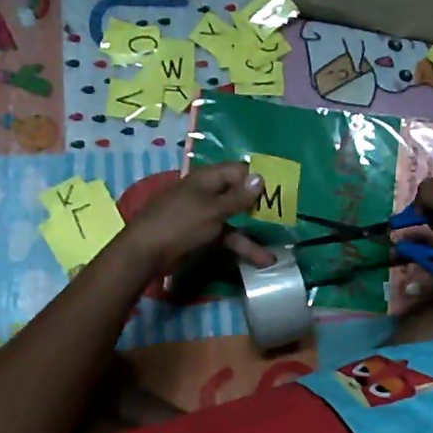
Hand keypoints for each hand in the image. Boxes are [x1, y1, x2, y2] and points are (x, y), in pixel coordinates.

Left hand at [116, 163, 275, 274]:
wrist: (146, 253)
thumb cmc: (179, 224)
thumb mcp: (212, 210)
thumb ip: (238, 197)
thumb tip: (260, 176)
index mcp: (208, 179)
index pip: (239, 171)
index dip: (258, 179)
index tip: (280, 192)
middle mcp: (208, 194)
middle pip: (240, 196)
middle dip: (262, 208)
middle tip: (286, 218)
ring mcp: (206, 216)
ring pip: (236, 221)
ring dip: (255, 235)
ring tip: (277, 250)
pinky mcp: (204, 236)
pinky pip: (228, 238)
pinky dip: (242, 248)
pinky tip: (261, 261)